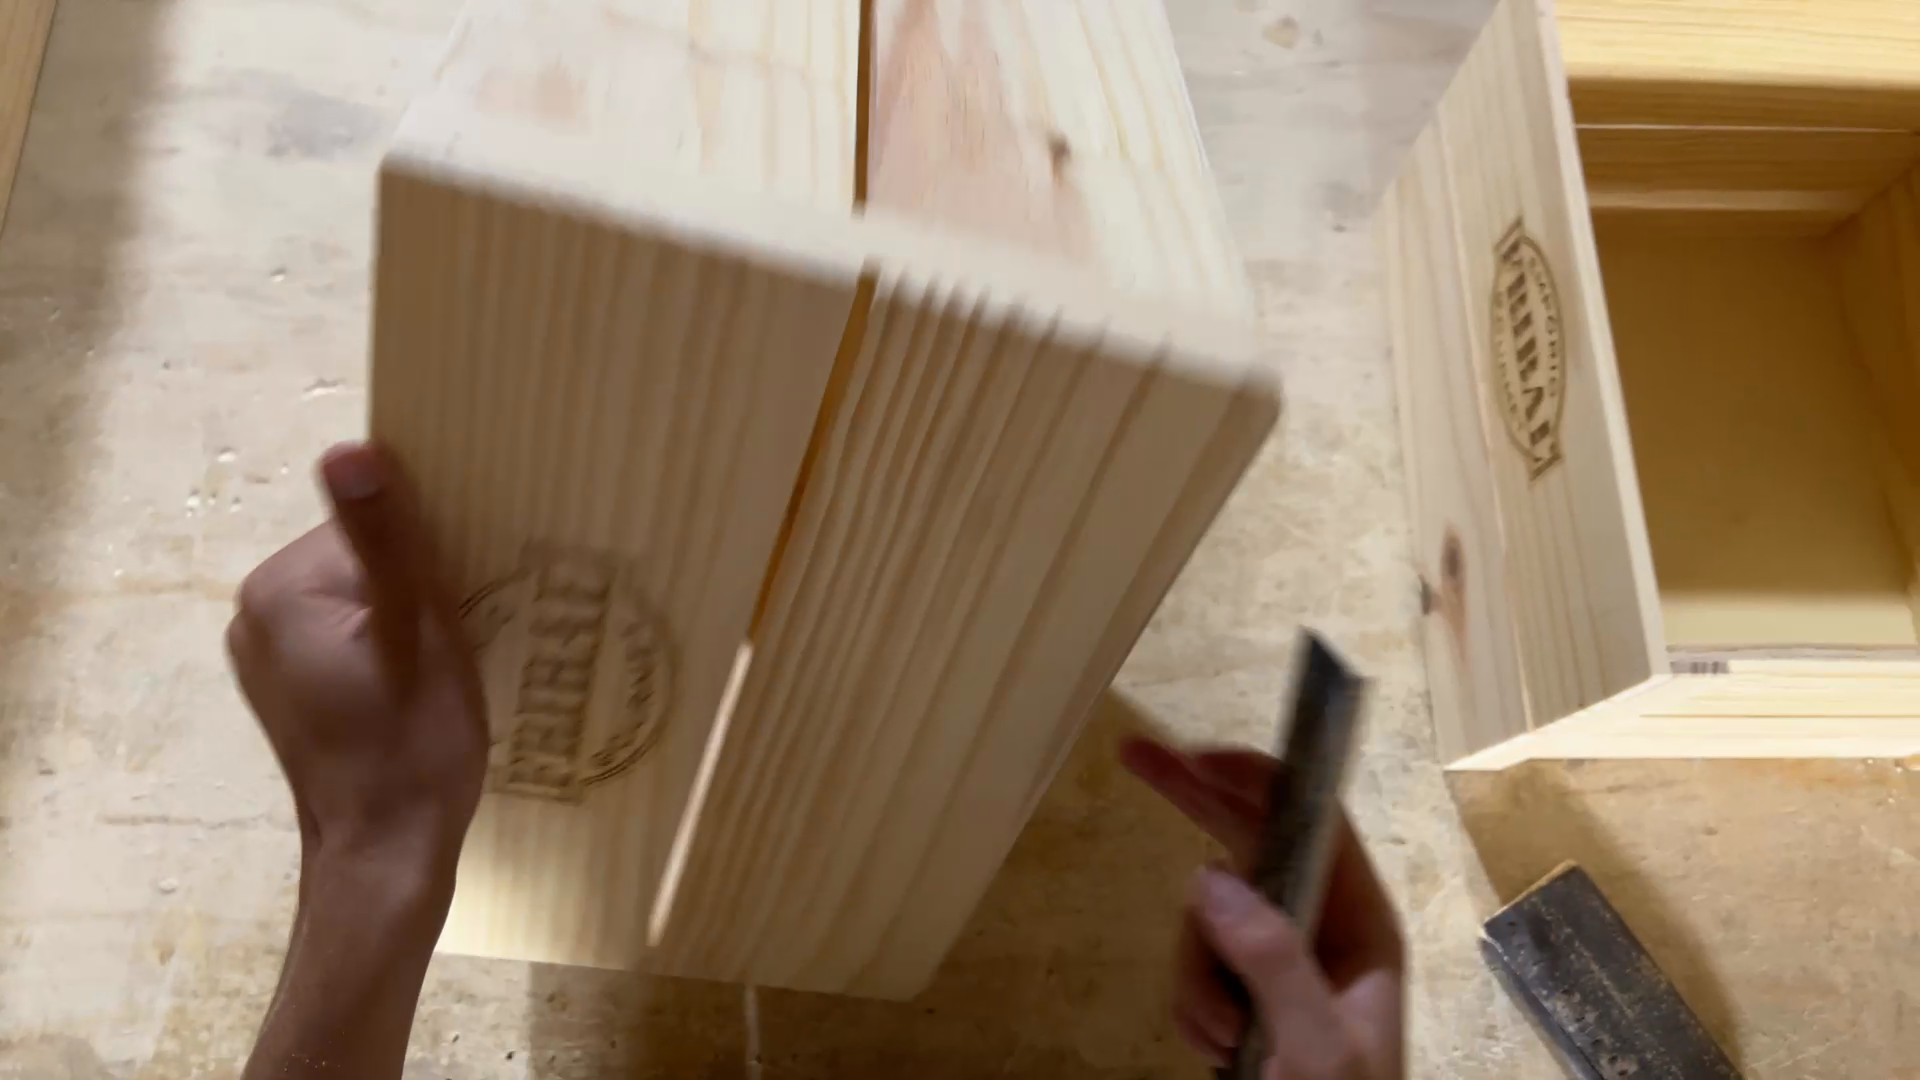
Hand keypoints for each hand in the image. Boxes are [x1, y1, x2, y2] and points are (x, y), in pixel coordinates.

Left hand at [228, 442, 486, 897]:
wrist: (388, 848)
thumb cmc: (415, 740)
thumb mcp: (418, 633)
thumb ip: (389, 543)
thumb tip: (351, 450)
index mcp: (285, 590)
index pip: (375, 526)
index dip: (440, 548)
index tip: (483, 585)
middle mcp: (260, 613)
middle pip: (369, 558)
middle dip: (431, 576)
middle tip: (478, 619)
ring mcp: (273, 653)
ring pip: (368, 594)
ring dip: (421, 606)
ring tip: (461, 646)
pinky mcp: (296, 683)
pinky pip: (357, 629)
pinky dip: (399, 635)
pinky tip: (431, 669)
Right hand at [1121, 737, 1404, 1079]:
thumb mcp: (1320, 1048)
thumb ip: (1272, 960)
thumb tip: (1206, 876)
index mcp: (1356, 917)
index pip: (1310, 816)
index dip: (1254, 776)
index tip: (1194, 757)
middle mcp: (1314, 915)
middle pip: (1245, 828)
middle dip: (1189, 795)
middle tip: (1132, 752)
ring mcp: (1272, 944)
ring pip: (1206, 906)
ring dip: (1196, 970)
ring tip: (1222, 1036)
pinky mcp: (1238, 975)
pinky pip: (1192, 953)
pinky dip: (1190, 997)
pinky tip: (1215, 1044)